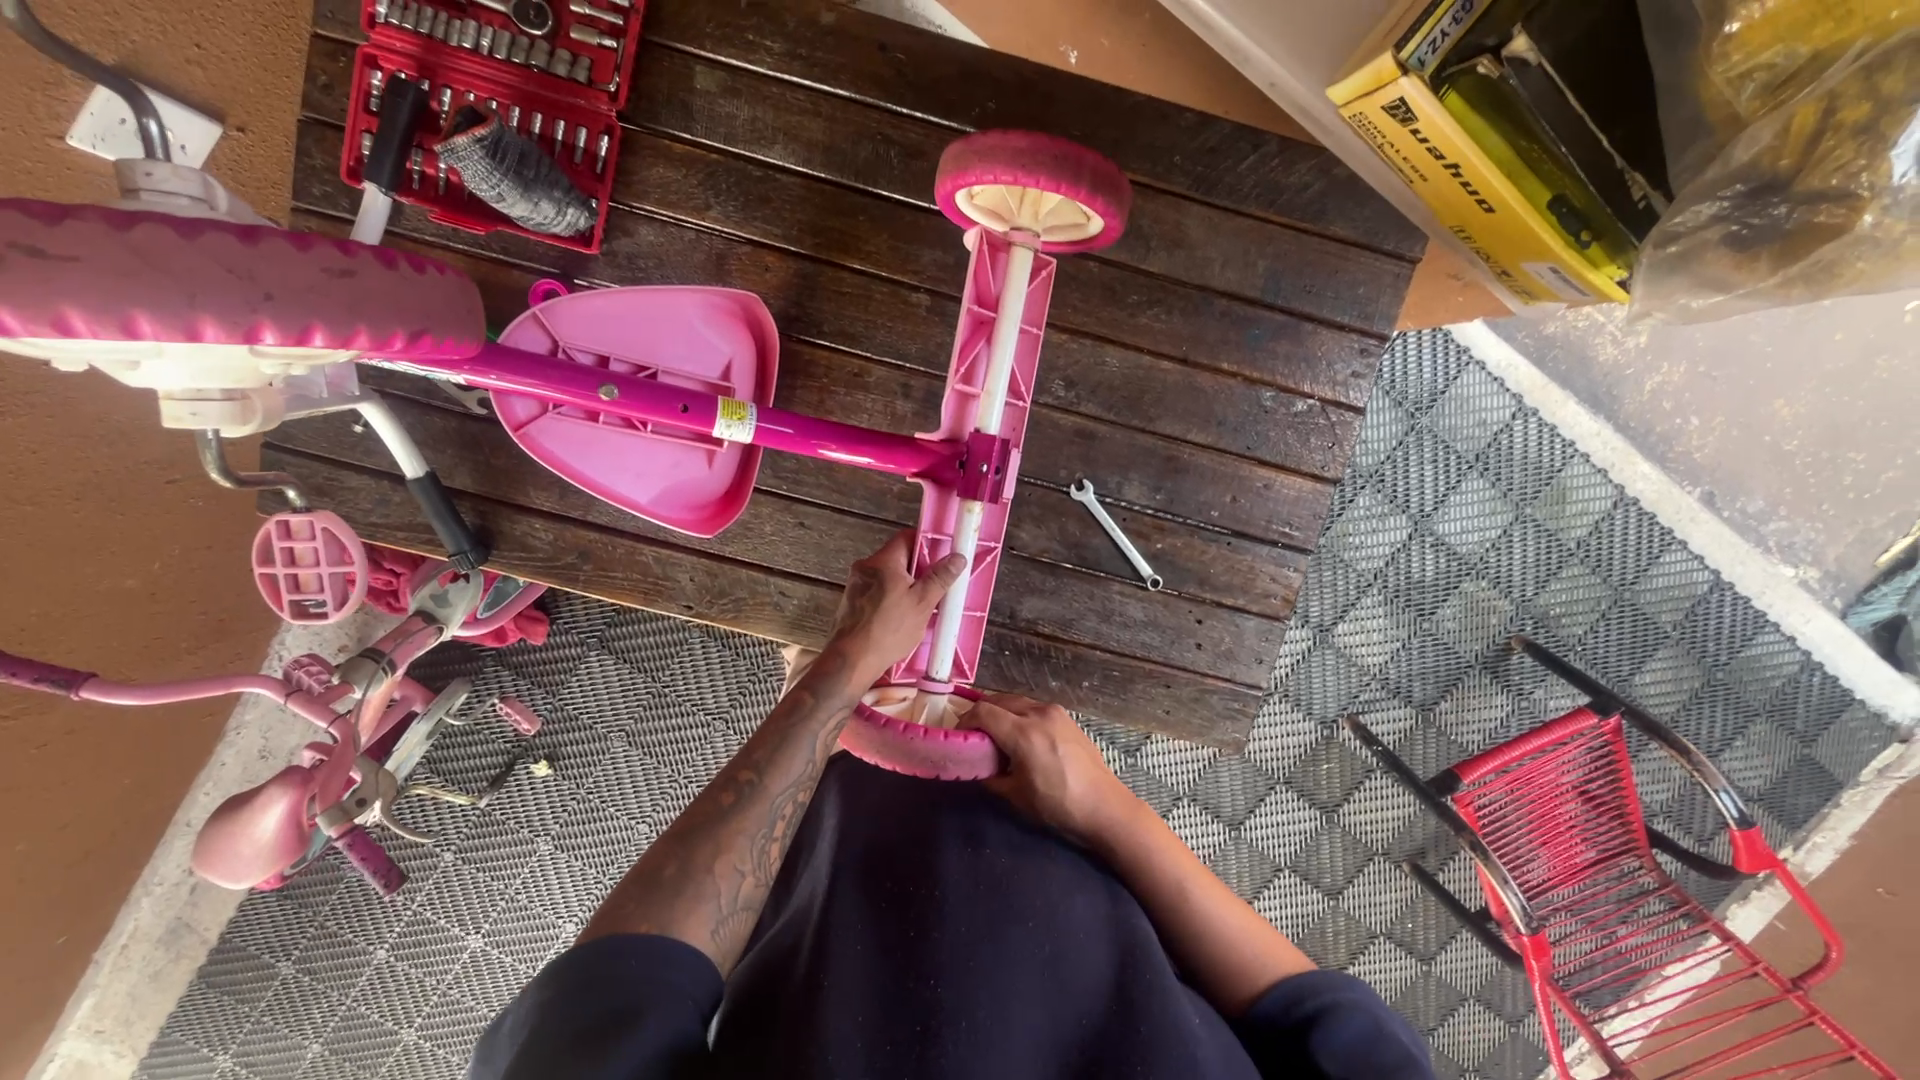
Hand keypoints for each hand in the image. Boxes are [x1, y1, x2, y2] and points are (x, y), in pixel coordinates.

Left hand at [825, 531, 965, 687]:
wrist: (852, 661)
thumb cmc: (888, 630)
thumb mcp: (922, 603)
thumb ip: (940, 578)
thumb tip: (957, 557)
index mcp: (882, 561)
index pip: (906, 538)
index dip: (927, 543)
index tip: (943, 557)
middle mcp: (865, 568)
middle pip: (898, 558)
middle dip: (919, 570)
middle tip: (937, 585)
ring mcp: (856, 586)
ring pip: (888, 578)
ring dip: (906, 587)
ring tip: (924, 605)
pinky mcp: (852, 604)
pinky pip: (878, 593)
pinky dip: (892, 599)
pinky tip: (903, 617)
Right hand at [962, 693, 1142, 846]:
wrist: (1105, 808)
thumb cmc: (1059, 806)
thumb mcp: (1016, 796)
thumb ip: (990, 777)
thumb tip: (976, 768)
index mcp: (1024, 734)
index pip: (982, 712)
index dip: (965, 721)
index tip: (958, 736)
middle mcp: (1039, 714)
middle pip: (998, 701)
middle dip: (981, 715)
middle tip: (974, 737)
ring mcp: (1055, 712)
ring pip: (1016, 702)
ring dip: (1001, 714)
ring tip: (996, 738)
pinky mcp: (1066, 718)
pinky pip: (1033, 708)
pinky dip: (1019, 716)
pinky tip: (1020, 738)